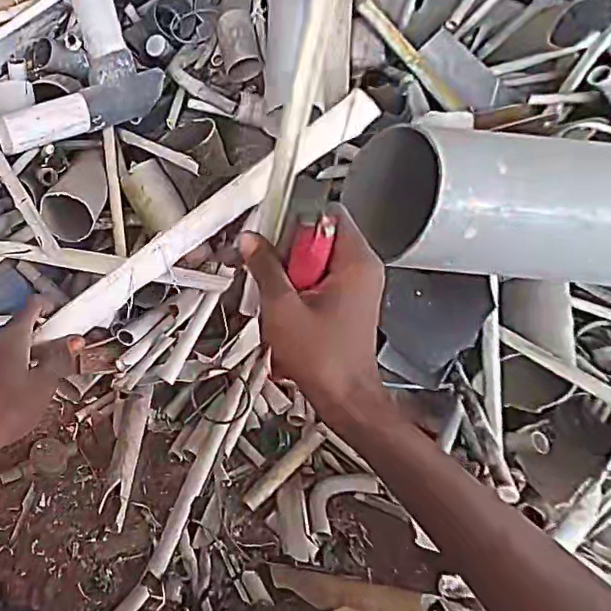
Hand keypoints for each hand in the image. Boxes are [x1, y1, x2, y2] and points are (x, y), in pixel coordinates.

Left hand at [0, 303, 80, 501]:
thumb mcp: (42, 386)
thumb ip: (60, 359)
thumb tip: (73, 342)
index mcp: (10, 337)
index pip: (33, 306)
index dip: (52, 306)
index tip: (62, 314)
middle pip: (22, 331)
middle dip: (45, 344)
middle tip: (63, 358)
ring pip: (9, 351)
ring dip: (29, 361)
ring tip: (45, 384)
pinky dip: (11, 373)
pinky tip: (20, 395)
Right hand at [239, 209, 391, 431]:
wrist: (342, 396)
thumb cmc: (324, 360)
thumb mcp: (282, 307)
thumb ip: (264, 268)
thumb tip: (251, 242)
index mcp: (356, 262)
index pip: (327, 214)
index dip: (294, 219)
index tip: (270, 232)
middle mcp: (360, 269)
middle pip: (314, 237)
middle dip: (285, 253)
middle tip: (270, 276)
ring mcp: (353, 286)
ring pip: (310, 260)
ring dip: (286, 274)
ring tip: (279, 301)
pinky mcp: (343, 300)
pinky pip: (313, 279)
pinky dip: (294, 290)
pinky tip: (285, 311)